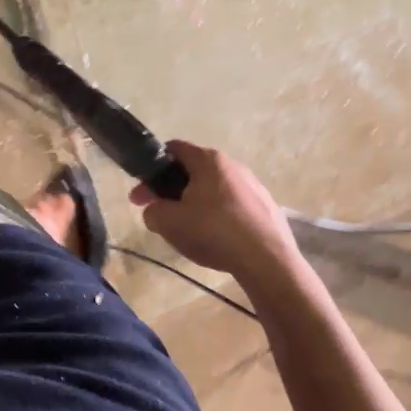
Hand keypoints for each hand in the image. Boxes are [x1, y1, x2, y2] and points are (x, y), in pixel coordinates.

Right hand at [131, 141, 300, 283]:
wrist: (268, 261)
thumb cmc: (213, 231)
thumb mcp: (168, 222)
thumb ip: (152, 211)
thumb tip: (155, 211)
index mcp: (208, 160)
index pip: (173, 149)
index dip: (152, 168)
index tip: (143, 193)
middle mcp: (233, 166)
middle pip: (194, 171)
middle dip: (172, 190)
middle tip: (161, 213)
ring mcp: (254, 186)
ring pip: (215, 189)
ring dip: (196, 203)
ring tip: (189, 229)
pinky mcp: (268, 208)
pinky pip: (234, 206)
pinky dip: (219, 216)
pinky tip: (217, 238)